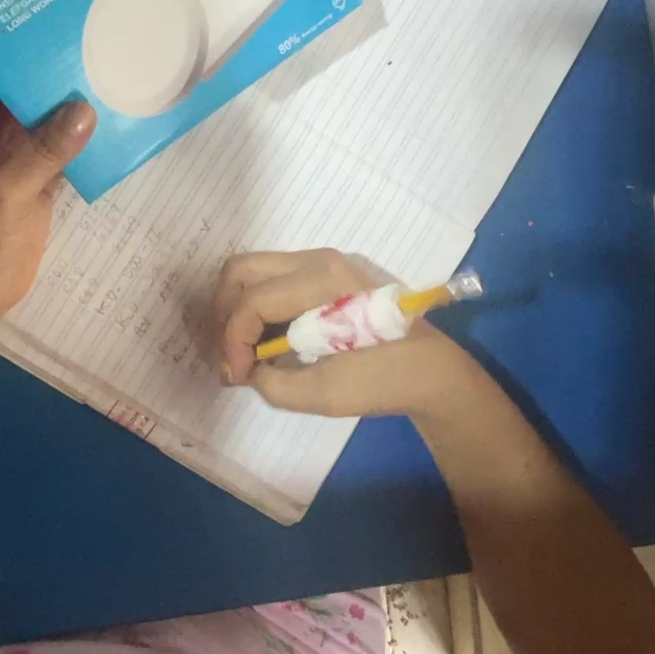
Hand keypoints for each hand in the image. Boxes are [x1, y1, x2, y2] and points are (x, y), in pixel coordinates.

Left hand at [0, 43, 95, 327]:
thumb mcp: (9, 192)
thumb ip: (45, 150)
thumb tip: (86, 107)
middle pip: (7, 74)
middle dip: (36, 47)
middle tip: (80, 13)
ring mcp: (9, 150)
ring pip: (34, 105)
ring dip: (59, 84)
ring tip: (101, 48)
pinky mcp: (31, 173)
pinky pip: (54, 138)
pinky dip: (75, 124)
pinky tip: (107, 107)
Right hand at [212, 249, 485, 418]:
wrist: (431, 370)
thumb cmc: (384, 379)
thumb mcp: (323, 394)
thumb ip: (270, 383)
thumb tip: (247, 369)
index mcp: (323, 282)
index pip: (254, 303)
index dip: (232, 342)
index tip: (236, 378)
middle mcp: (318, 259)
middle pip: (242, 270)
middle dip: (223, 315)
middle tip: (227, 356)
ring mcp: (321, 262)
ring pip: (253, 271)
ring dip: (237, 309)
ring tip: (240, 352)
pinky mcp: (322, 274)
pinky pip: (272, 280)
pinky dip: (255, 307)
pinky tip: (260, 342)